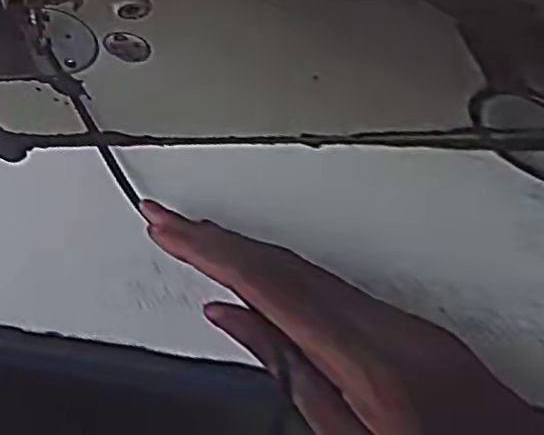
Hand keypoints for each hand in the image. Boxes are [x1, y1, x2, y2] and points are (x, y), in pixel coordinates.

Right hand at [142, 200, 542, 434]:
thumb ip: (290, 374)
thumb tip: (228, 316)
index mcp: (374, 363)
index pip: (264, 282)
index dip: (203, 248)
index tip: (162, 226)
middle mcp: (400, 337)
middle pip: (283, 266)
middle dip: (213, 237)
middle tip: (162, 217)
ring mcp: (420, 335)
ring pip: (307, 271)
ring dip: (244, 248)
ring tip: (196, 233)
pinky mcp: (430, 339)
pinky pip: (334, 287)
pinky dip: (282, 268)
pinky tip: (256, 265)